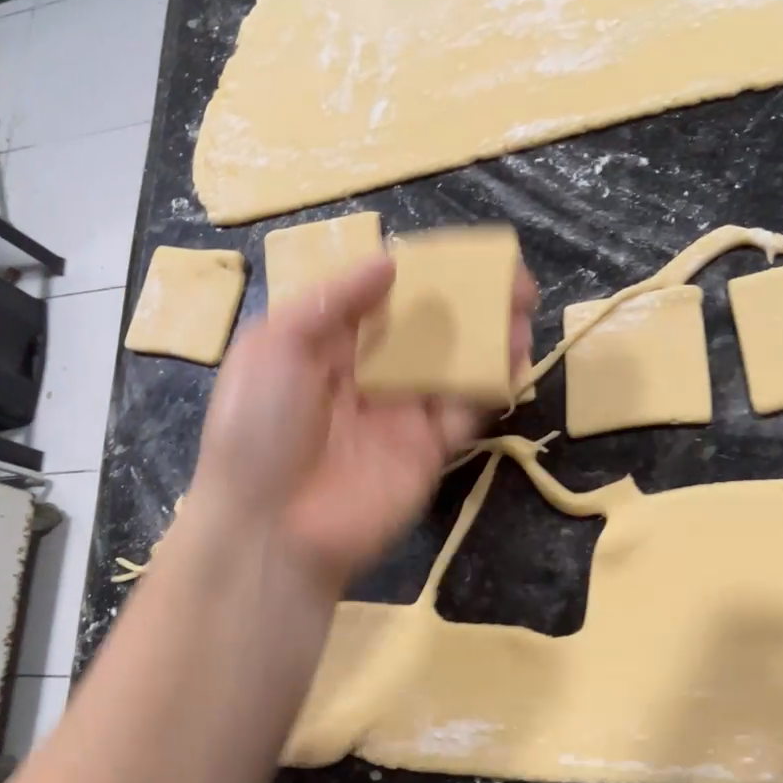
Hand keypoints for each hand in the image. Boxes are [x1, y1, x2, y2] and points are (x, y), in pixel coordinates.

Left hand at [194, 254, 538, 591]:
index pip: (382, 299)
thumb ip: (331, 301)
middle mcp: (369, 375)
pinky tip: (514, 358)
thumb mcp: (274, 348)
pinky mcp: (429, 450)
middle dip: (467, 301)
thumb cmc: (258, 428)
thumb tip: (389, 263)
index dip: (420, 274)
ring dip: (489, 338)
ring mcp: (402, 413)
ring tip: (523, 311)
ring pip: (454, 367)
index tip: (460, 254)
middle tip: (510, 281)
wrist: (272, 528)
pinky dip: (492, 384)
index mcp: (326, 345)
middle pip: (426, 330)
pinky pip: (465, 410)